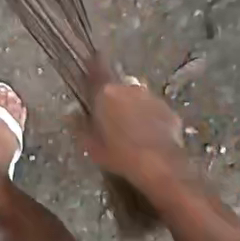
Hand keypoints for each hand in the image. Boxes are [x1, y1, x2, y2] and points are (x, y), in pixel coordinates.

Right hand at [72, 76, 190, 191]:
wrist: (159, 165)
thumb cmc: (119, 155)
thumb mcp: (91, 146)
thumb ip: (79, 126)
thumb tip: (70, 114)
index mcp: (106, 94)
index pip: (96, 75)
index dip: (92, 77)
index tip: (91, 81)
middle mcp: (130, 88)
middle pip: (118, 88)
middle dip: (113, 100)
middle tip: (110, 120)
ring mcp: (152, 98)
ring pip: (137, 98)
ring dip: (133, 108)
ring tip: (131, 130)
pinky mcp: (169, 110)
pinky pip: (154, 110)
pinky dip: (150, 118)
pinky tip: (149, 136)